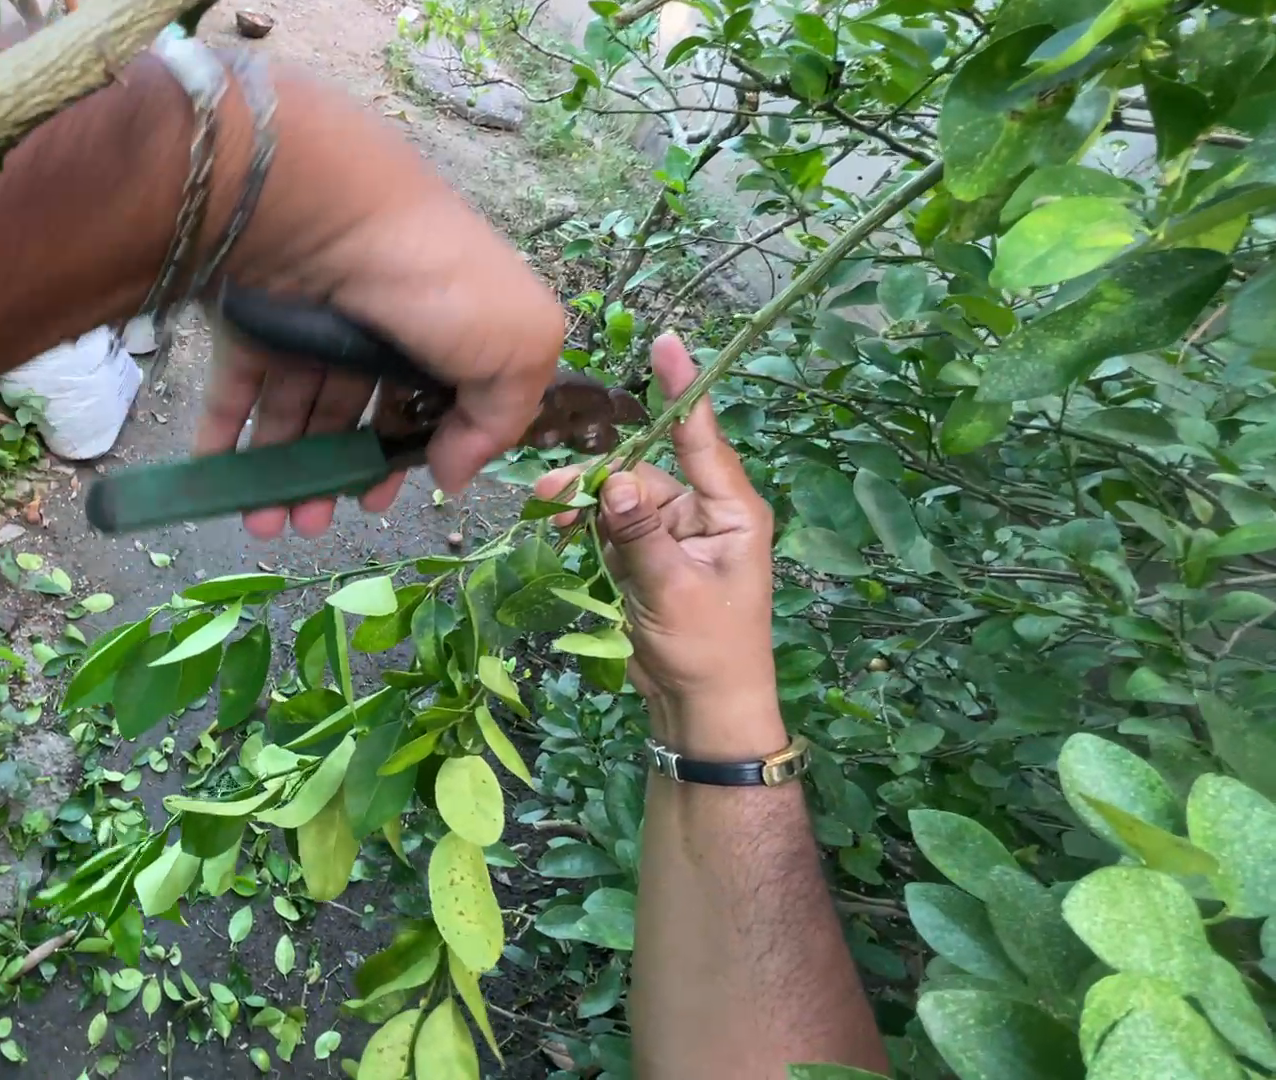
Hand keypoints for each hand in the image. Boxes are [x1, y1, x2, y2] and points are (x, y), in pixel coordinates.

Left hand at [196, 69, 562, 538]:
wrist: (331, 212)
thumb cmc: (438, 283)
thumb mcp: (520, 346)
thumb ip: (500, 420)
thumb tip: (454, 475)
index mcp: (437, 335)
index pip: (415, 408)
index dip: (396, 460)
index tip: (372, 503)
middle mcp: (370, 332)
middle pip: (346, 419)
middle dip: (330, 479)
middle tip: (308, 526)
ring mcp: (307, 327)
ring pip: (291, 414)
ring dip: (278, 474)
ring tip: (262, 525)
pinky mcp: (249, 324)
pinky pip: (237, 389)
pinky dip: (224, 435)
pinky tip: (216, 478)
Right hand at [534, 336, 780, 756]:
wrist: (698, 704)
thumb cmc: (706, 648)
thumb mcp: (673, 589)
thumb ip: (641, 534)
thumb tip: (613, 479)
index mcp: (730, 511)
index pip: (703, 438)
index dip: (684, 390)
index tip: (666, 343)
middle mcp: (701, 513)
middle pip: (643, 470)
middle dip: (597, 473)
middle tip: (550, 487)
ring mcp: (670, 534)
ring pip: (618, 497)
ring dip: (583, 502)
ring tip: (546, 511)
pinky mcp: (644, 556)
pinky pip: (609, 525)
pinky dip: (584, 525)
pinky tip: (560, 530)